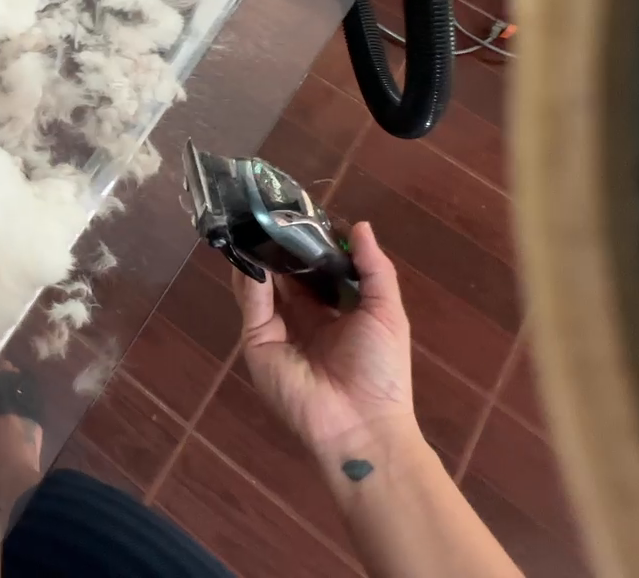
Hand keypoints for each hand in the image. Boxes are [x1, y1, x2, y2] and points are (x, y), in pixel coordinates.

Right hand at [234, 222, 416, 459]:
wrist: (361, 424)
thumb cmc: (381, 371)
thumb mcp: (387, 315)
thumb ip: (374, 269)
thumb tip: (360, 224)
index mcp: (331, 312)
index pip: (313, 271)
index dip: (309, 245)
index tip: (302, 214)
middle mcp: (300, 316)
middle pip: (283, 274)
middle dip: (279, 247)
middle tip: (270, 213)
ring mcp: (276, 327)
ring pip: (261, 284)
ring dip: (259, 258)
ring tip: (254, 226)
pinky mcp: (256, 339)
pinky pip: (252, 304)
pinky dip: (251, 280)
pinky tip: (254, 257)